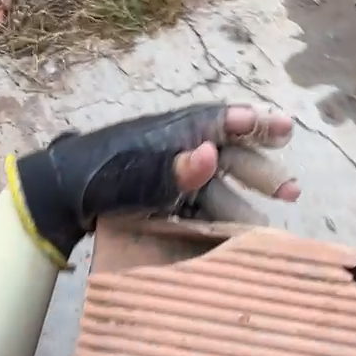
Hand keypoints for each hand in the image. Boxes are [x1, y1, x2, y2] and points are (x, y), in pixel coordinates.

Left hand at [12, 104, 299, 264]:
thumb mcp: (138, 174)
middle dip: (261, 167)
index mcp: (175, 132)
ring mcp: (173, 177)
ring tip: (279, 213)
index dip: (253, 124)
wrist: (62, 198)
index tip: (284, 129)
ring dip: (249, 198)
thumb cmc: (101, 175)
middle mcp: (179, 150)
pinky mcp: (166, 202)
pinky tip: (243, 234)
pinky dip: (223, 218)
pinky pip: (202, 207)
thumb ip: (175, 168)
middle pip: (229, 154)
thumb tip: (211, 153)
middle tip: (293, 190)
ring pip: (220, 186)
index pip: (220, 121)